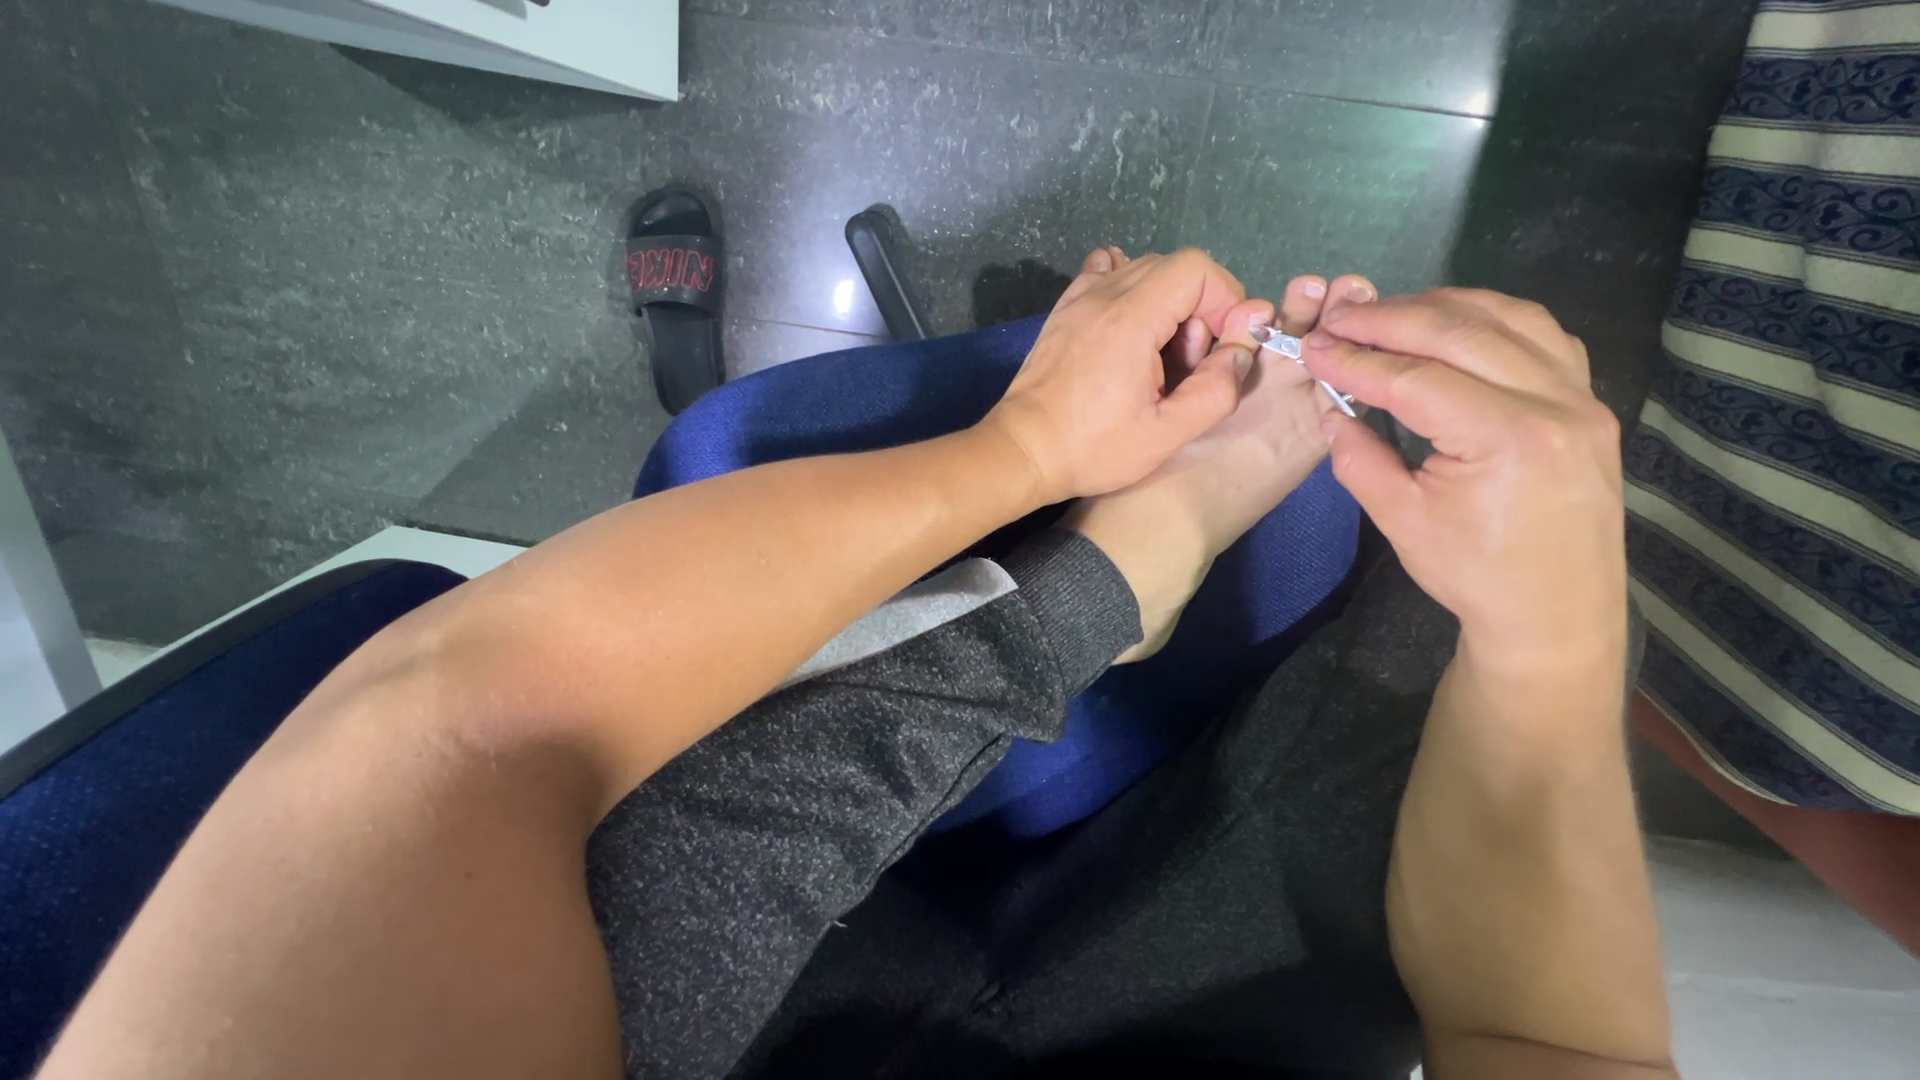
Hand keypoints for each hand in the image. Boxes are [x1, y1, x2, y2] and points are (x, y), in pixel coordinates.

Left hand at [982, 248, 1268, 500]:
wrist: (1023, 451)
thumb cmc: (1093, 449)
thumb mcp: (1167, 433)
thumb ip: (1217, 387)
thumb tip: (1245, 343)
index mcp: (1130, 319)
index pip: (1196, 268)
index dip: (1224, 299)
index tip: (1221, 346)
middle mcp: (1102, 294)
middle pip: (1173, 266)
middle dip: (1198, 306)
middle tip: (1187, 361)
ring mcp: (1078, 298)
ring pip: (1142, 270)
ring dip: (1166, 303)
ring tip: (1158, 354)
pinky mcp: (1063, 311)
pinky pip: (1106, 274)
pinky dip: (1130, 291)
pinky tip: (1129, 329)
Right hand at [1303, 288, 1625, 667]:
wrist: (1554, 613)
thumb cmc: (1472, 574)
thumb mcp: (1400, 521)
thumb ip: (1359, 458)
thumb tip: (1330, 408)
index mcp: (1507, 438)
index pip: (1416, 378)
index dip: (1357, 360)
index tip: (1313, 345)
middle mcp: (1555, 403)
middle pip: (1462, 332)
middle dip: (1390, 319)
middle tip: (1339, 316)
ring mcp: (1583, 397)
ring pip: (1509, 319)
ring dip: (1442, 307)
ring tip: (1387, 312)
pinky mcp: (1589, 402)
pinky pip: (1543, 337)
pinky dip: (1492, 320)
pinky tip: (1454, 325)